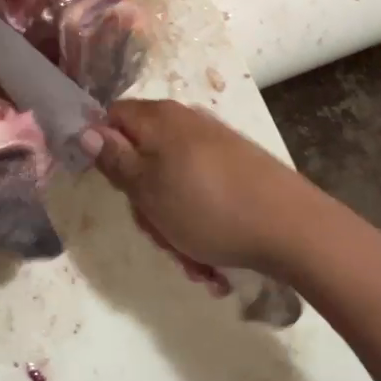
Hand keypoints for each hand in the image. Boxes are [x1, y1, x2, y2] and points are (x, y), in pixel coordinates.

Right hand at [94, 99, 300, 272]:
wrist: (294, 229)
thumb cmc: (207, 206)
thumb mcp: (146, 189)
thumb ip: (113, 159)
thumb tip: (85, 129)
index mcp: (159, 118)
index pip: (112, 117)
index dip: (103, 149)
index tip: (112, 186)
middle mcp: (186, 123)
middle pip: (143, 157)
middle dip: (145, 203)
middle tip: (157, 235)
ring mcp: (216, 147)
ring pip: (174, 185)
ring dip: (175, 226)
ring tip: (194, 263)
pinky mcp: (240, 171)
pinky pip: (204, 196)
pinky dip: (202, 226)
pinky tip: (214, 262)